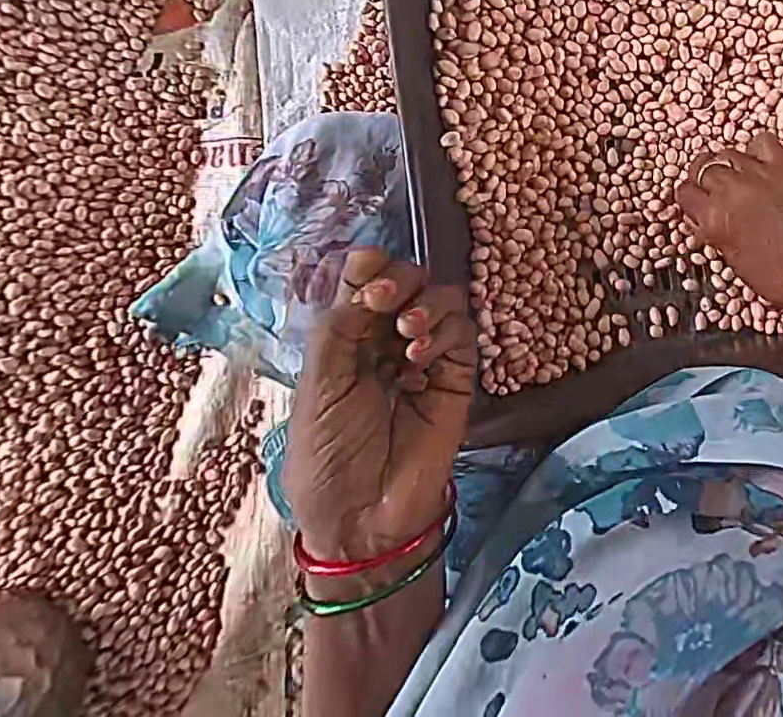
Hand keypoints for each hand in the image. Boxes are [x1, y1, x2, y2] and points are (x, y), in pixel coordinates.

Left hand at [285, 249, 474, 564]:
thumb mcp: (319, 383)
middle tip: (384, 300)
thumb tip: (368, 266)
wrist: (362, 516)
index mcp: (351, 335)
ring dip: (425, 304)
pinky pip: (463, 333)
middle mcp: (389, 337)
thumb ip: (341, 322)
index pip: (368, 280)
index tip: (368, 273)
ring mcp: (427, 354)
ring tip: (406, 332)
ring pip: (443, 299)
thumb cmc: (328, 451)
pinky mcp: (457, 375)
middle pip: (410, 280)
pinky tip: (419, 356)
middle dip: (399, 280)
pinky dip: (444, 332)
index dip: (372, 267)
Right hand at [675, 133, 782, 309]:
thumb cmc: (779, 277)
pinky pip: (761, 142)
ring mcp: (757, 176)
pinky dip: (757, 149)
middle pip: (702, 168)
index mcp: (713, 218)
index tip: (696, 202)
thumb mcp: (730, 258)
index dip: (690, 198)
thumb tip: (703, 216)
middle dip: (704, 180)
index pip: (685, 193)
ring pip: (726, 153)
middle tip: (714, 191)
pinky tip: (758, 163)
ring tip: (735, 178)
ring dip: (727, 165)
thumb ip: (712, 230)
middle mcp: (730, 192)